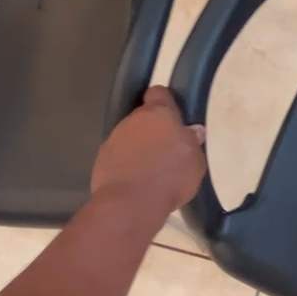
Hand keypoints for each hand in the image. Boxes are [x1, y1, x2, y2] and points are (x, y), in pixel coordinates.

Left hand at [90, 86, 207, 217]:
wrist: (130, 203)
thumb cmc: (170, 176)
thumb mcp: (195, 161)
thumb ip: (192, 142)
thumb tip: (193, 131)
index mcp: (158, 113)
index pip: (159, 93)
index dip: (165, 101)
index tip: (173, 114)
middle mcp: (133, 120)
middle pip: (144, 117)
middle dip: (154, 130)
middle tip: (167, 150)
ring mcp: (114, 139)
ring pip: (130, 137)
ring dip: (139, 148)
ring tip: (152, 170)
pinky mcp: (101, 160)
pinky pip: (118, 156)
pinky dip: (126, 164)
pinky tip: (136, 182)